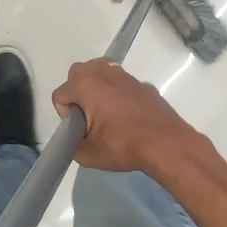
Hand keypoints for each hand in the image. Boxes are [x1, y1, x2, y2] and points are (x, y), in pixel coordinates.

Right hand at [51, 58, 204, 173]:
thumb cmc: (123, 145)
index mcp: (85, 84)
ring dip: (97, 90)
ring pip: (101, 74)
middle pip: (77, 75)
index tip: (79, 131)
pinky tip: (129, 117)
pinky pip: (122, 84)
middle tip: (88, 119)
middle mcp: (102, 72)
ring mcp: (125, 75)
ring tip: (107, 115)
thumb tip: (76, 140)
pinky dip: (119, 95)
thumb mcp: (89, 154)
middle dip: (77, 94)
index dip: (65, 116)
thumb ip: (73, 145)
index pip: (59, 95)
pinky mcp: (142, 83)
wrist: (166, 144)